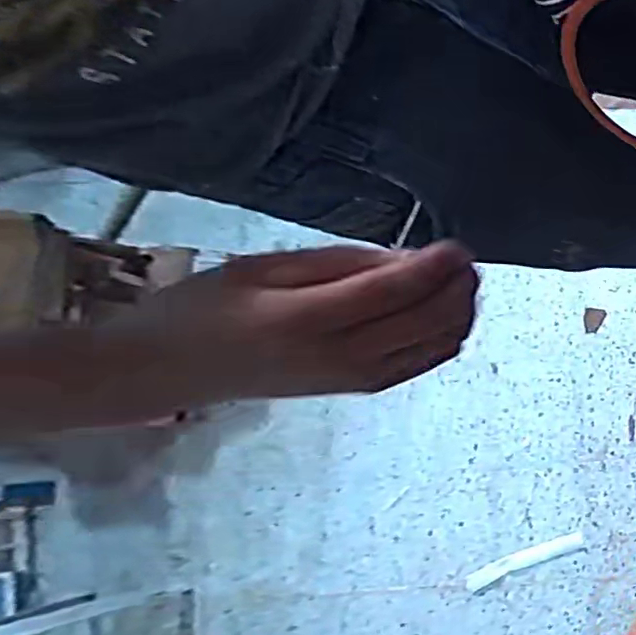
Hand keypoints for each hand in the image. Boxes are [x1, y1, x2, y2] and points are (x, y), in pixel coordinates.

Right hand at [102, 241, 478, 406]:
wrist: (171, 370)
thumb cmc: (207, 309)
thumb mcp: (265, 268)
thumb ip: (344, 263)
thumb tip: (410, 259)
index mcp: (305, 320)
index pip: (392, 292)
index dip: (434, 268)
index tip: (457, 248)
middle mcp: (342, 355)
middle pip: (429, 319)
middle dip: (458, 286)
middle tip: (464, 261)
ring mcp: (363, 376)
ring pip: (441, 341)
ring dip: (462, 308)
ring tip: (460, 279)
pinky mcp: (372, 386)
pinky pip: (431, 358)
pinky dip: (452, 331)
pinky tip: (448, 309)